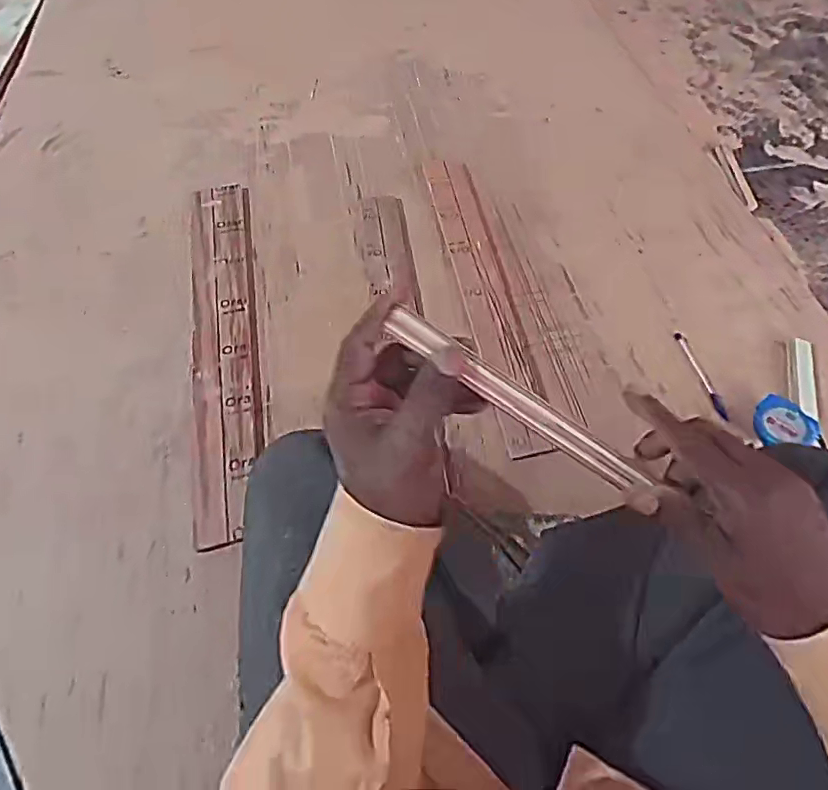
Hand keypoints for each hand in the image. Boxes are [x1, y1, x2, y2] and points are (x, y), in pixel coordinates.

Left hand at [322, 293, 484, 526]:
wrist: (396, 536)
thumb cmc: (390, 490)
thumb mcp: (410, 440)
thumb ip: (431, 395)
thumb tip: (454, 353)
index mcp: (348, 397)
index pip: (360, 344)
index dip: (380, 316)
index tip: (403, 292)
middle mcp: (364, 397)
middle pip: (395, 356)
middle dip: (430, 353)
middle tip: (463, 354)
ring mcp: (387, 408)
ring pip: (417, 374)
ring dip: (447, 375)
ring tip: (479, 384)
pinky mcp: (408, 420)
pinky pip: (431, 394)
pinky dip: (453, 394)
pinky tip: (477, 402)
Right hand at [624, 391, 827, 638]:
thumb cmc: (773, 596)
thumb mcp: (715, 557)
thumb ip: (676, 515)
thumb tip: (639, 493)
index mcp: (746, 492)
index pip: (691, 442)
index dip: (657, 419)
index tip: (634, 398)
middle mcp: (768, 475)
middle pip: (709, 434)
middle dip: (673, 439)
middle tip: (650, 463)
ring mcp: (785, 479)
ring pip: (726, 446)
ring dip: (696, 456)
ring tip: (683, 493)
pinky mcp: (794, 488)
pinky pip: (746, 461)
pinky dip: (720, 467)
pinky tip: (711, 498)